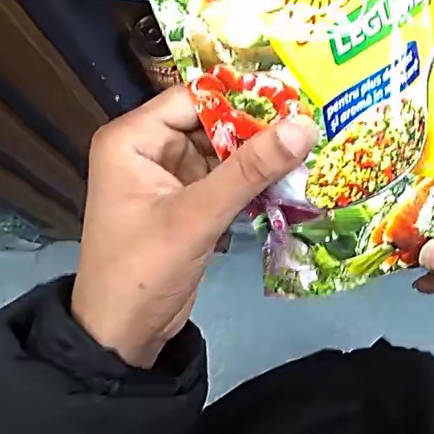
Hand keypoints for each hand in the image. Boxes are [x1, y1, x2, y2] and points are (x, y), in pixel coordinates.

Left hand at [73, 87, 316, 367]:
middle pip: (213, 122)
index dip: (243, 95)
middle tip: (312, 123)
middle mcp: (150, 148)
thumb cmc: (143, 271)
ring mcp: (170, 176)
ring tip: (310, 147)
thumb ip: (250, 169)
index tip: (295, 97)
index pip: (195, 98)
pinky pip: (226, 177)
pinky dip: (254, 179)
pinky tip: (291, 179)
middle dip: (259, 126)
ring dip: (261, 154)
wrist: (121, 338)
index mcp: (133, 138)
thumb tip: (304, 125)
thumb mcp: (197, 216)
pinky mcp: (188, 201)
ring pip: (224, 150)